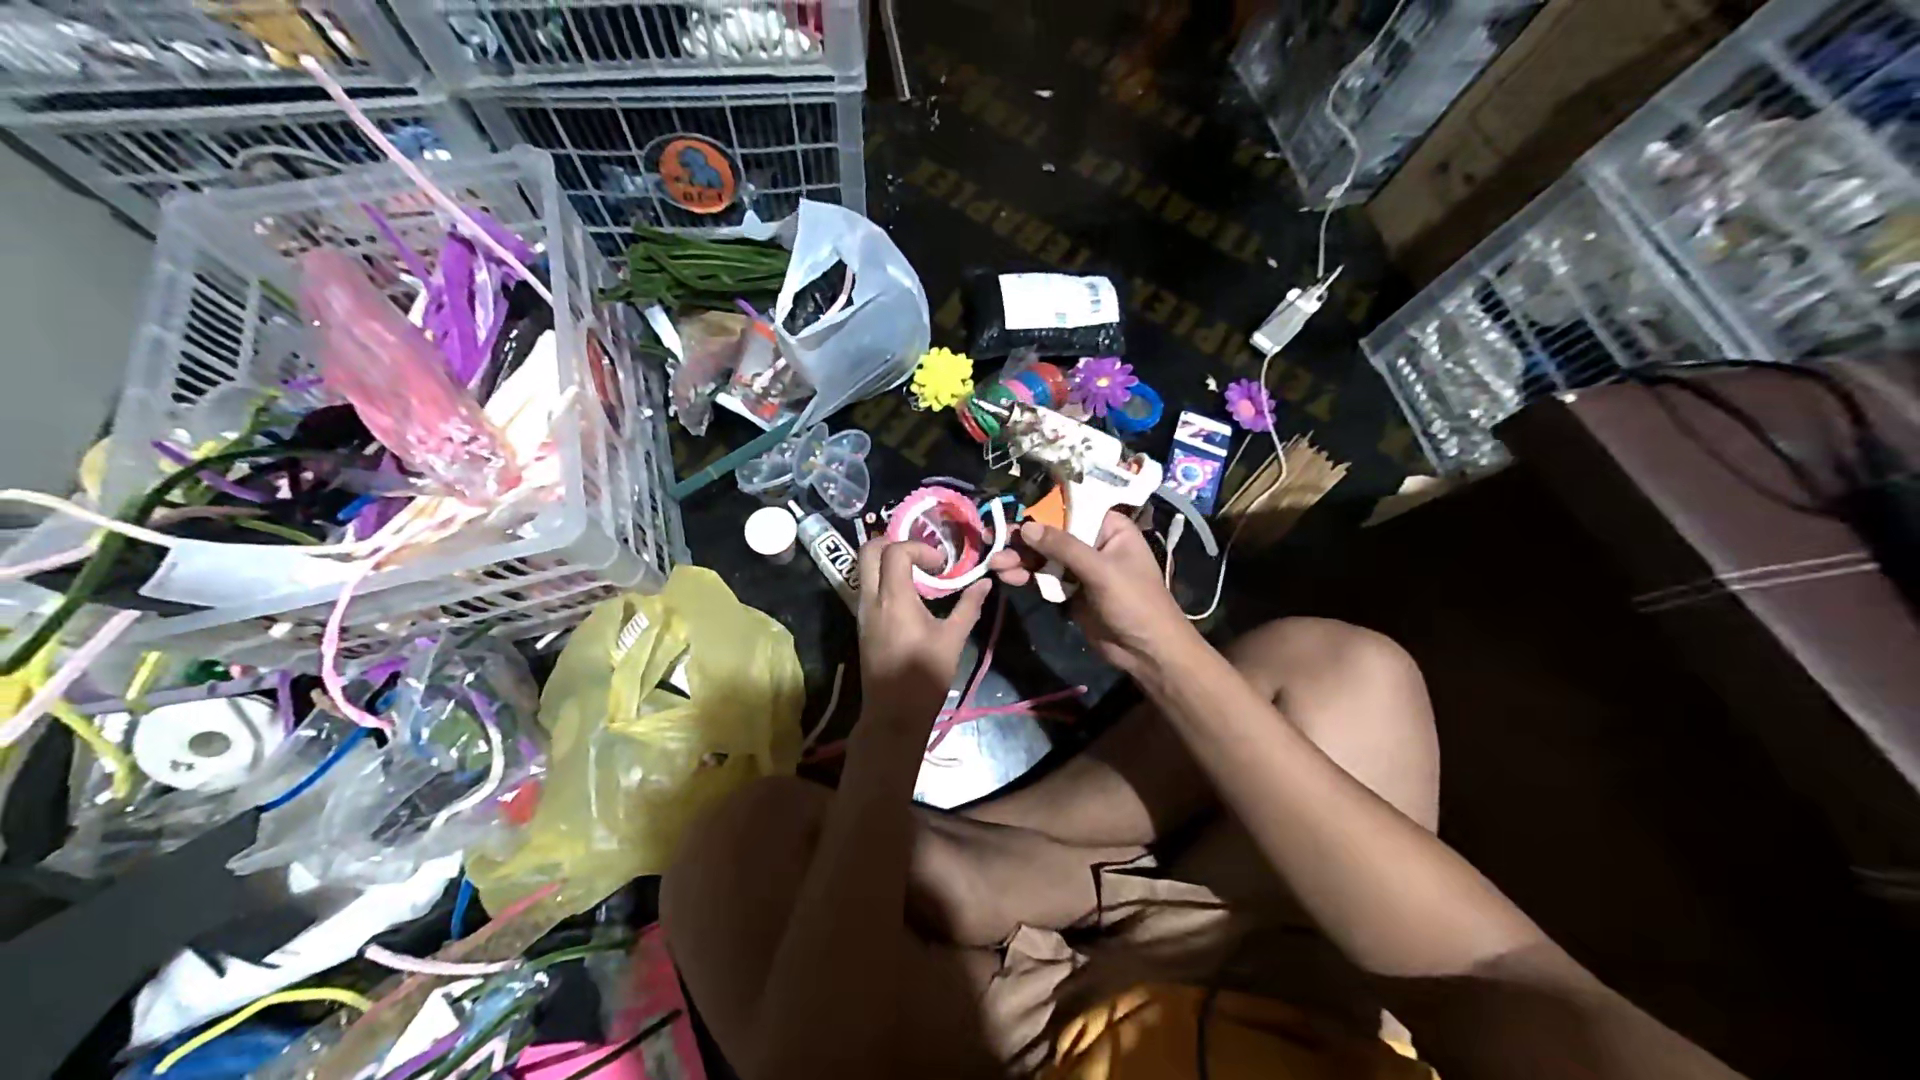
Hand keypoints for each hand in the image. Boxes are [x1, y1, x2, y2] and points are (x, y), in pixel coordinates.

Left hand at [856, 538, 992, 728]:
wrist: (894, 713)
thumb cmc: (925, 676)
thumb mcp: (953, 639)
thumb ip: (969, 606)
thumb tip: (985, 582)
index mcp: (894, 598)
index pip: (896, 551)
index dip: (919, 549)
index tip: (940, 564)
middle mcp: (871, 599)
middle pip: (868, 550)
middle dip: (894, 543)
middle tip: (921, 556)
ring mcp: (862, 611)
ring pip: (864, 568)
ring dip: (887, 561)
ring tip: (917, 574)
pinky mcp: (862, 623)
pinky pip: (867, 586)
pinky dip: (884, 579)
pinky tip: (909, 594)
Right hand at [988, 512, 1199, 676]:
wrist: (1147, 652)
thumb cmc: (1136, 602)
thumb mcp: (1101, 571)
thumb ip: (1064, 547)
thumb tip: (1027, 527)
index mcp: (1110, 528)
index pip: (1071, 510)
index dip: (1040, 511)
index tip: (1011, 514)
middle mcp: (1094, 542)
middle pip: (1052, 534)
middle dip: (1023, 539)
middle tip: (993, 540)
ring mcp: (1081, 568)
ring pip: (1044, 557)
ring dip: (1019, 559)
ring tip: (995, 564)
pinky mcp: (1071, 591)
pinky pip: (1044, 578)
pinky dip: (1026, 576)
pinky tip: (1007, 577)